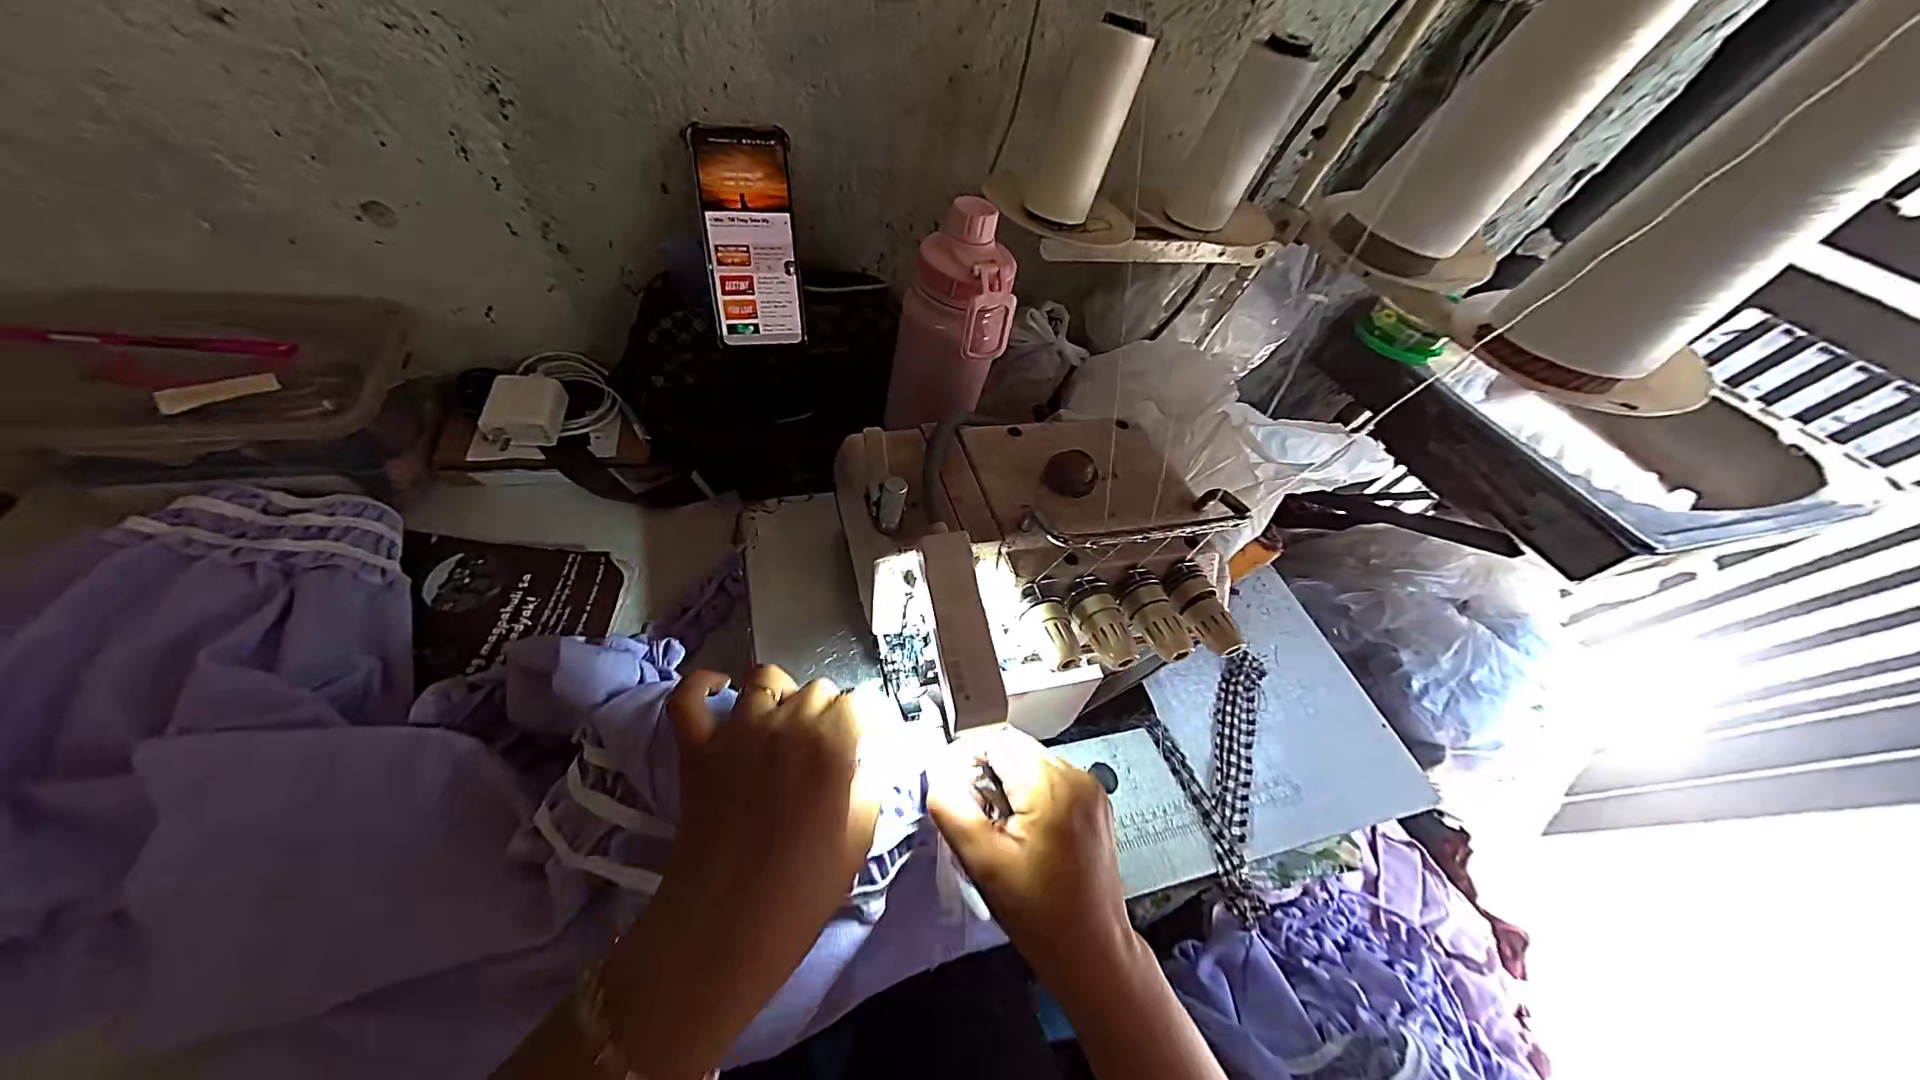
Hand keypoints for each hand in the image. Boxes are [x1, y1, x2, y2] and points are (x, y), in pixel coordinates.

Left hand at [595, 665, 884, 1078]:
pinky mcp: (698, 746)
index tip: (859, 746)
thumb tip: (866, 752)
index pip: (858, 702)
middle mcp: (790, 721)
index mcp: (836, 740)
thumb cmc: (811, 882)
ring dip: (779, 694)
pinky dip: (702, 685)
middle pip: (817, 688)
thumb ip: (869, 776)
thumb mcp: (863, 827)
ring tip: (780, 722)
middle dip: (825, 712)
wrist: (734, 920)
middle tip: (821, 746)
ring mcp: (738, 729)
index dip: (860, 725)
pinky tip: (718, 689)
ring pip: (765, 677)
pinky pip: (689, 696)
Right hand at [925, 725, 1133, 978]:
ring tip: (1008, 832)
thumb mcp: (983, 862)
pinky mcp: (1095, 802)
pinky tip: (1029, 834)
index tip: (964, 801)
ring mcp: (1090, 788)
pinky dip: (1033, 796)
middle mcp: (1076, 776)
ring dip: (1012, 785)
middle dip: (992, 777)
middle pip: (1015, 749)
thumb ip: (952, 810)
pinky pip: (1052, 780)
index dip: (970, 766)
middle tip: (986, 823)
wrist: (1091, 948)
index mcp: (1051, 784)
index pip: (996, 742)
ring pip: (1032, 762)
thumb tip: (937, 776)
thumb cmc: (1040, 912)